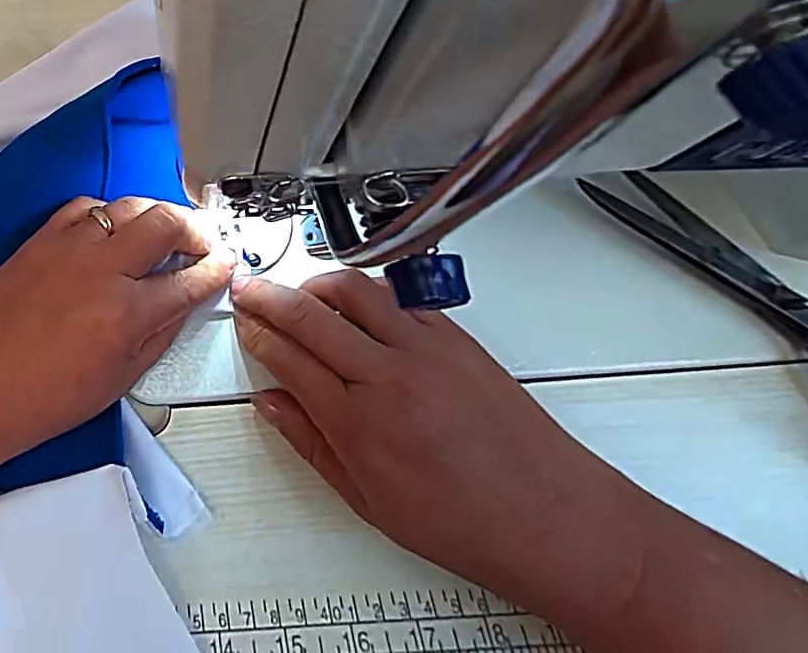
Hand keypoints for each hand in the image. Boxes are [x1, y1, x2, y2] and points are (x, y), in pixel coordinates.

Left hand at [0, 196, 235, 473]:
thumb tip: (182, 305)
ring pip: (129, 205)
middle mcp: (100, 270)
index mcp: (126, 314)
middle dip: (196, 229)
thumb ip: (158, 335)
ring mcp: (68, 247)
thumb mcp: (118, 380)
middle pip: (166, 224)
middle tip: (202, 242)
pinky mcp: (41, 238)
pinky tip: (113, 226)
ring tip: (165, 230)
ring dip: (157, 213)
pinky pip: (85, 206)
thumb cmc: (38, 396)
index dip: (215, 270)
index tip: (222, 265)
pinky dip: (108, 211)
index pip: (189, 279)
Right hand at [232, 270, 657, 628]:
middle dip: (265, 295)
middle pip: (306, 313)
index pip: (286, 357)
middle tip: (248, 290)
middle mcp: (388, 377)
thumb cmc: (474, 524)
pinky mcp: (455, 338)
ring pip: (351, 288)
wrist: (562, 525)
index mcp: (360, 424)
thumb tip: (273, 406)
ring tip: (297, 290)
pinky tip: (354, 300)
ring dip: (313, 282)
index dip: (255, 334)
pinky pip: (397, 294)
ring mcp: (425, 350)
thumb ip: (311, 444)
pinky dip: (365, 289)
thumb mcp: (370, 501)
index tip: (244, 324)